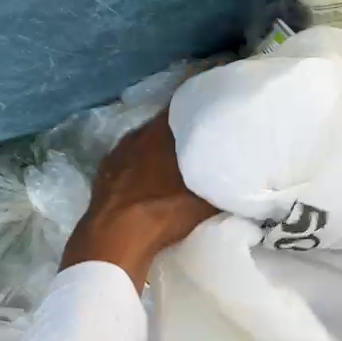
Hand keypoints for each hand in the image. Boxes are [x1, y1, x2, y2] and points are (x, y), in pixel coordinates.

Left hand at [60, 109, 218, 288]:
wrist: (117, 235)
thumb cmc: (164, 210)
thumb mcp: (204, 202)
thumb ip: (219, 187)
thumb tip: (238, 180)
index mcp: (162, 135)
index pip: (179, 108)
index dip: (193, 105)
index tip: (206, 107)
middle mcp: (137, 136)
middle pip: (159, 124)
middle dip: (175, 128)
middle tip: (193, 134)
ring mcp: (116, 155)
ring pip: (140, 141)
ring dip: (153, 145)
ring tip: (169, 154)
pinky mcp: (103, 174)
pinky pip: (124, 160)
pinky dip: (135, 163)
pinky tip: (143, 174)